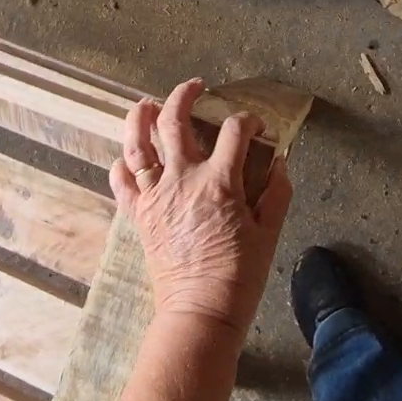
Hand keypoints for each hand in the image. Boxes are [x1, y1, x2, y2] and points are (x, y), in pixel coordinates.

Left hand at [109, 79, 293, 334]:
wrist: (200, 314)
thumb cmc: (239, 277)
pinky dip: (123, 163)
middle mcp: (182, 179)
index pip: (235, 132)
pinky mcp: (139, 214)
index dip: (248, 121)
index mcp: (219, 182)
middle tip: (195, 86)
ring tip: (149, 103)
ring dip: (140, 116)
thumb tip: (279, 163)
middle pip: (174, 120)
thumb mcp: (269, 234)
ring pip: (138, 142)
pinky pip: (122, 181)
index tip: (256, 127)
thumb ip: (276, 193)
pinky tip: (130, 154)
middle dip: (184, 94)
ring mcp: (155, 195)